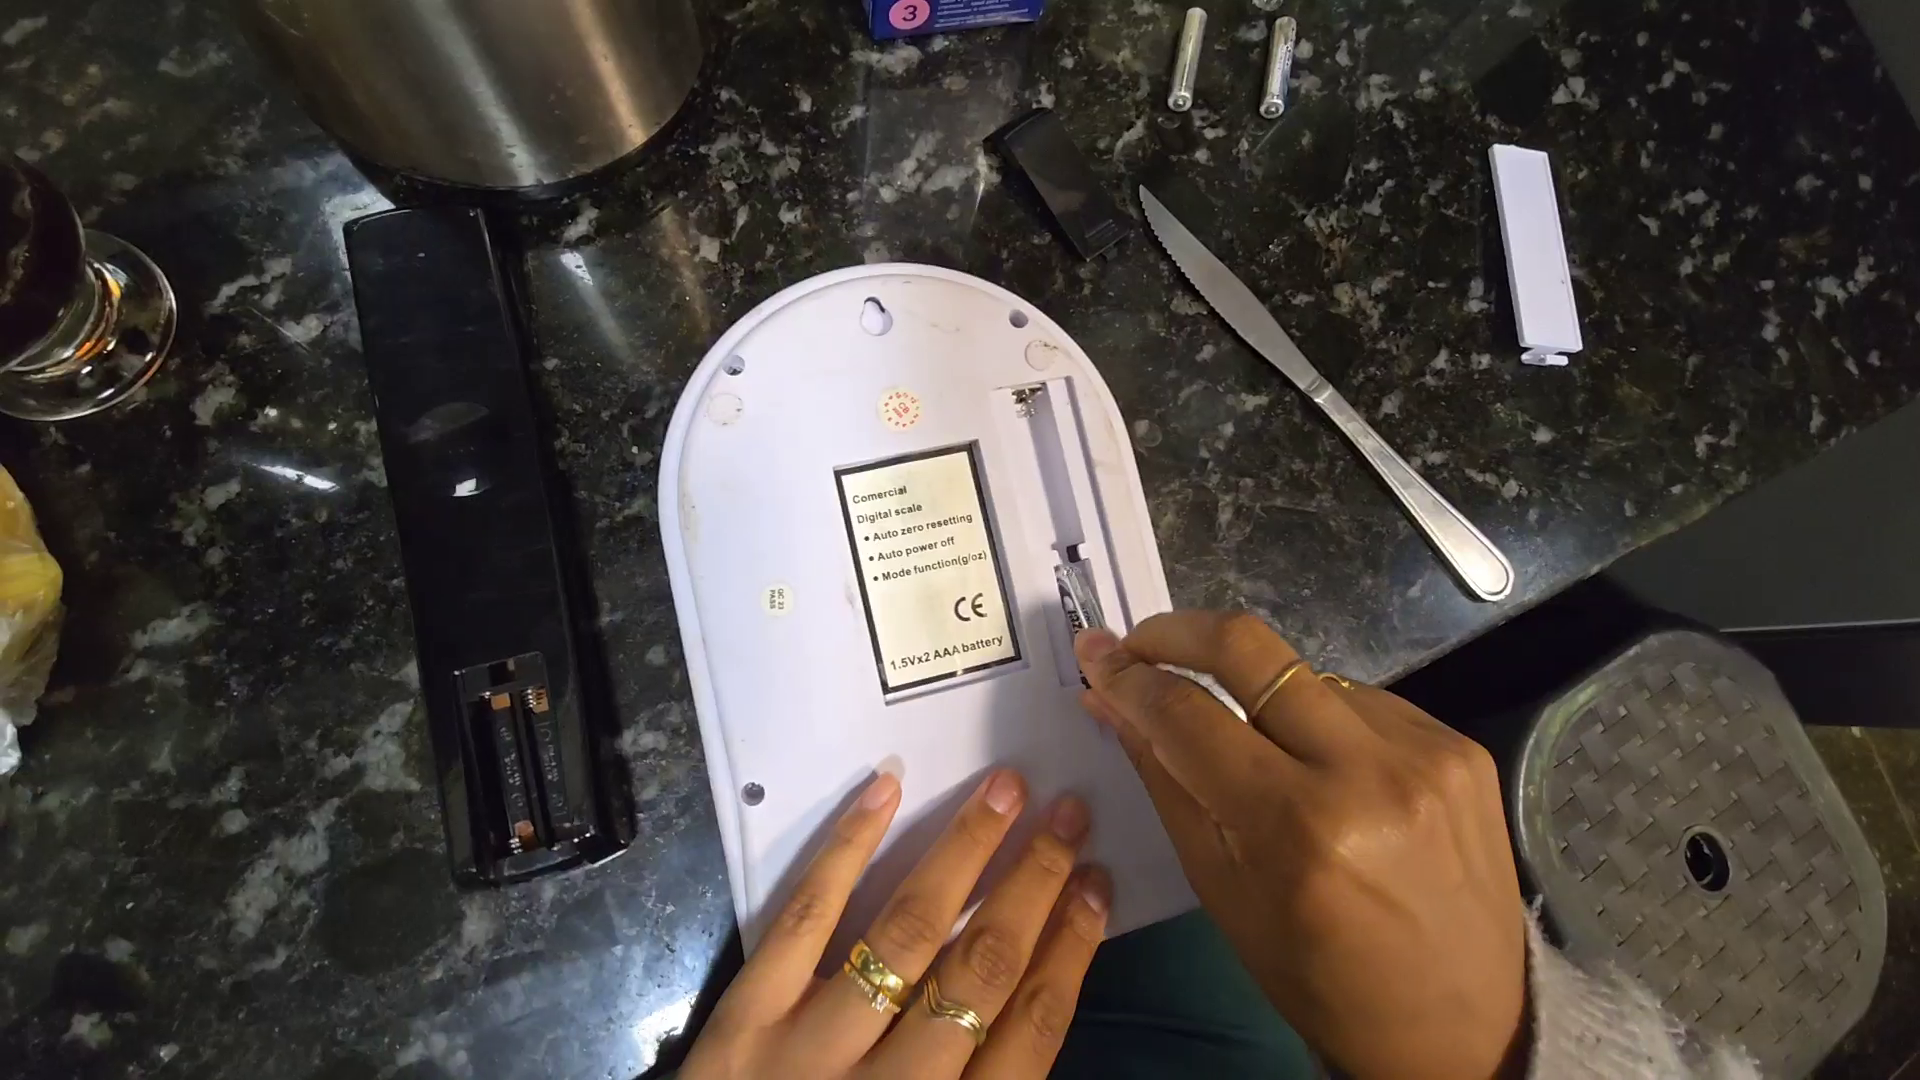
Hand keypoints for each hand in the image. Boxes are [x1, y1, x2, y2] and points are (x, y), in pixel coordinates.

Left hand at [680, 768, 1111, 1079]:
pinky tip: (887, 788)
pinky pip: (806, 918)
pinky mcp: (747, 1017)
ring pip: (907, 930)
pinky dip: (848, 848)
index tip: (1097, 880)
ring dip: (964, 850)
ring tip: (1006, 788)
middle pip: (981, 967)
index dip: (1071, 947)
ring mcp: (812, 1048)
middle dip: (1034, 881)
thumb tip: (1037, 982)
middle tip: (1069, 811)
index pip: (1031, 1030)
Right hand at [1076, 612, 1526, 1079]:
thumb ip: (1162, 774)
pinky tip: (1316, 760)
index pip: (1186, 715)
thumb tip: (1109, 699)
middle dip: (1177, 631)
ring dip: (1250, 685)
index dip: (1128, 676)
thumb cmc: (1314, 972)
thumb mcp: (1218, 884)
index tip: (1095, 651)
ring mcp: (1424, 751)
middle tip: (1141, 642)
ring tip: (1245, 733)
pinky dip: (1312, 715)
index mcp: (1294, 829)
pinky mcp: (1458, 744)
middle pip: (1248, 648)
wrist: (1464, 1028)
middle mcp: (1366, 774)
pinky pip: (1353, 699)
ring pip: (1299, 670)